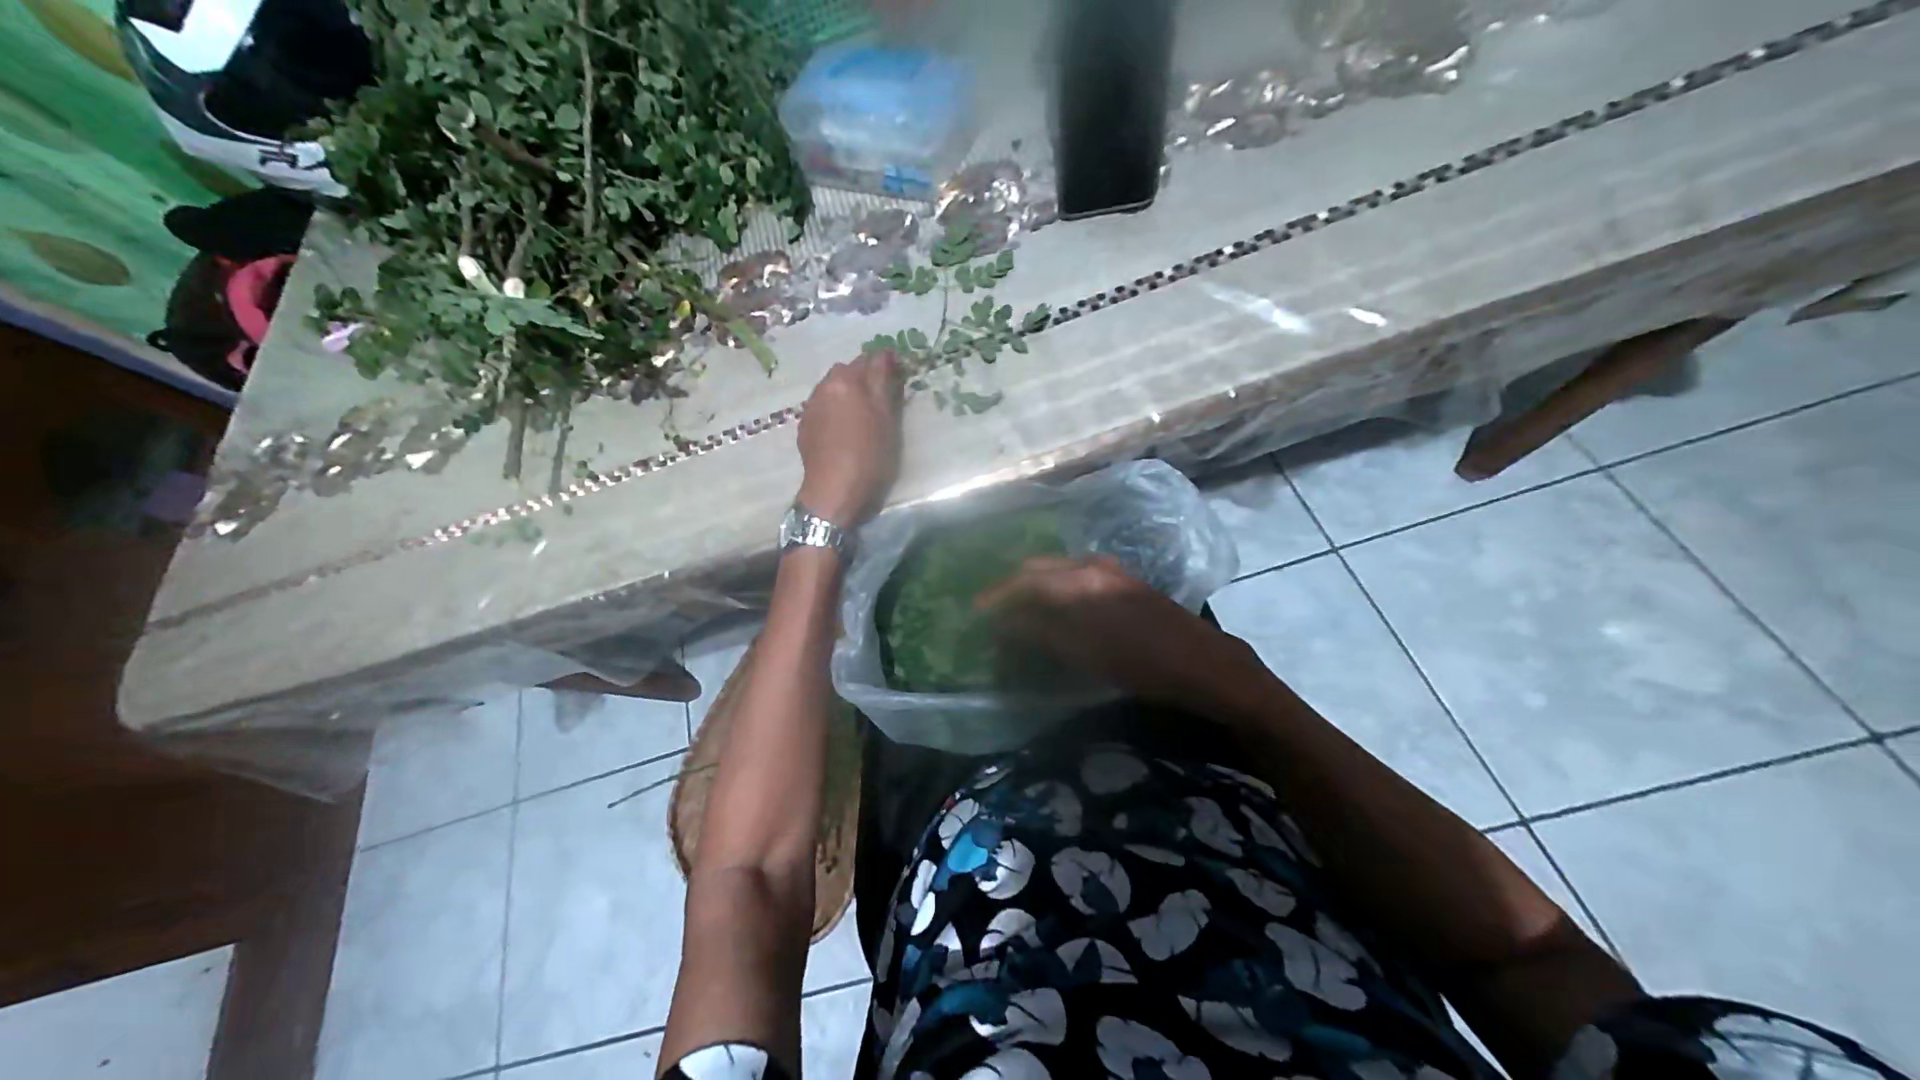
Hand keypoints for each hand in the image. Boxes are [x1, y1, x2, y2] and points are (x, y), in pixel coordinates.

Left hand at [796, 350, 902, 526]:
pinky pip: (822, 408)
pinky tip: (844, 431)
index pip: (868, 358)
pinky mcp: (804, 427)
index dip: (884, 365)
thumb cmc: (869, 454)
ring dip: (846, 395)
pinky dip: (834, 411)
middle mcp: (823, 387)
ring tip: (861, 417)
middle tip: (879, 400)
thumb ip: (883, 382)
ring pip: (831, 390)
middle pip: (845, 372)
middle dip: (862, 379)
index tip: (896, 377)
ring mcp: (810, 407)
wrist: (834, 490)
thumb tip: (884, 354)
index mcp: (845, 381)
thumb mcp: (886, 418)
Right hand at [975, 555, 1272, 712]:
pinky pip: (1077, 577)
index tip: (975, 612)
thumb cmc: (1143, 664)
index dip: (997, 597)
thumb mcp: (1085, 654)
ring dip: (1035, 588)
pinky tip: (1054, 610)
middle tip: (993, 612)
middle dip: (1013, 588)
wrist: (1206, 665)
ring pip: (1059, 571)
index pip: (1025, 580)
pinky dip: (1056, 590)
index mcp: (1080, 580)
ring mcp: (1111, 571)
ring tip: (1018, 613)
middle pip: (1040, 568)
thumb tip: (1003, 622)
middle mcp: (1093, 566)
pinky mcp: (1124, 582)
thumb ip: (1040, 633)